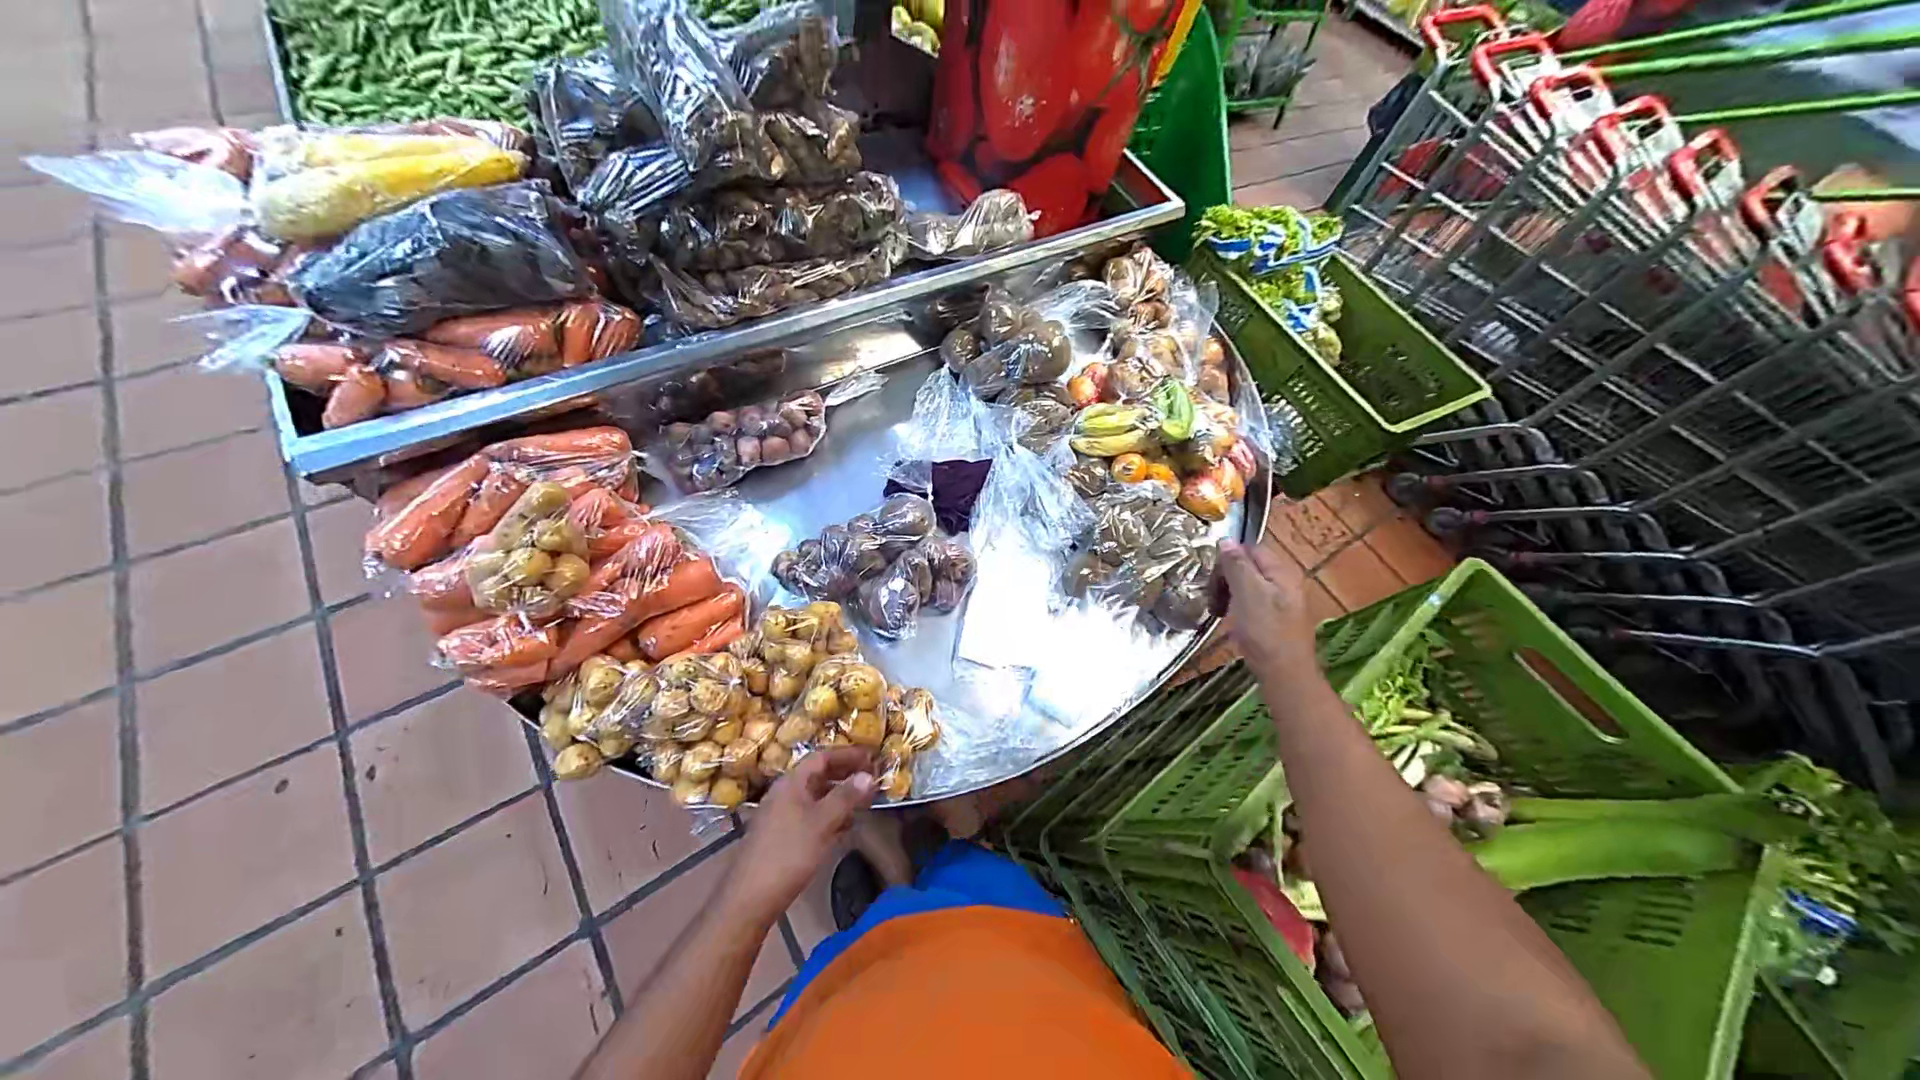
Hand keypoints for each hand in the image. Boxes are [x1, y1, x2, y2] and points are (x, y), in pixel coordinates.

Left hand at [727, 747, 876, 924]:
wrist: (750, 898)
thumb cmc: (788, 854)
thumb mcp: (822, 822)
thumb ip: (846, 797)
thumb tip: (868, 775)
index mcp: (792, 783)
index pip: (822, 757)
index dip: (848, 754)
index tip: (872, 757)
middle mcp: (785, 793)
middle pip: (818, 775)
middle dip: (846, 774)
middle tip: (872, 777)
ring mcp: (781, 815)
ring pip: (815, 796)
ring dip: (840, 796)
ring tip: (864, 801)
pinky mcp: (782, 836)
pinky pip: (811, 815)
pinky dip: (830, 815)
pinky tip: (844, 827)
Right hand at [1219, 539, 1318, 680]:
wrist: (1285, 674)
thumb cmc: (1264, 632)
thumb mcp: (1247, 593)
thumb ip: (1236, 565)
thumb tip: (1226, 540)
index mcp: (1281, 571)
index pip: (1249, 549)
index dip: (1228, 560)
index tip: (1213, 580)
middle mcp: (1285, 581)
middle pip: (1248, 566)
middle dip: (1226, 579)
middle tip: (1213, 599)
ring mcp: (1283, 601)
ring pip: (1248, 585)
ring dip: (1229, 594)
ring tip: (1219, 612)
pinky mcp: (1277, 618)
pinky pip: (1253, 602)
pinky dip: (1238, 608)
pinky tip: (1233, 623)